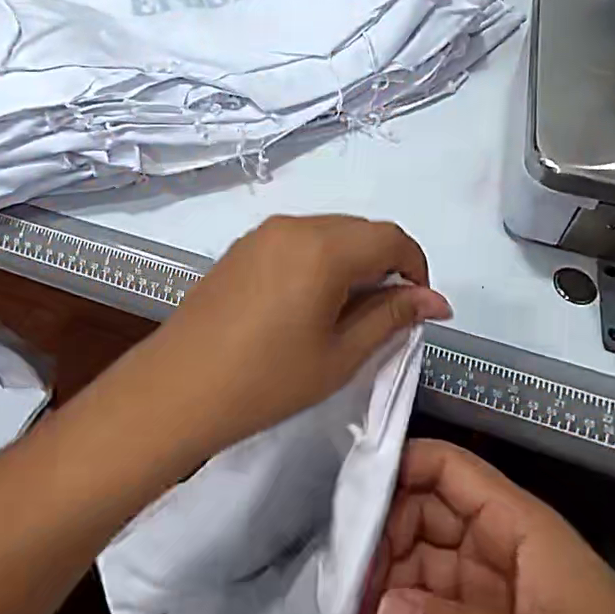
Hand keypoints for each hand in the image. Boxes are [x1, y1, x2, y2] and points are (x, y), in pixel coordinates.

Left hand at [129, 215, 450, 454]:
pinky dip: (320, 260)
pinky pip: (298, 240)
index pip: (391, 238)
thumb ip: (391, 317)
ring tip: (347, 312)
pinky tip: (309, 302)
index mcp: (323, 248)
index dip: (416, 267)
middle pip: (360, 230)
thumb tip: (436, 301)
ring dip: (352, 261)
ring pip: (329, 232)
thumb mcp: (340, 355)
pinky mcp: (242, 246)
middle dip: (385, 263)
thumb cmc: (267, 380)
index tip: (418, 306)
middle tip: (385, 314)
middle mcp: (294, 226)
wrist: (179, 387)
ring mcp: (263, 233)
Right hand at [365, 439, 614, 613]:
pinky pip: (437, 611)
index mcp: (519, 524)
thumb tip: (375, 607)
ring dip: (386, 580)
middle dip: (382, 534)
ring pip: (425, 563)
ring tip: (350, 613)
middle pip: (427, 512)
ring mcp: (497, 593)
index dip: (398, 468)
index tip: (348, 502)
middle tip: (345, 578)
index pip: (446, 468)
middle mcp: (502, 546)